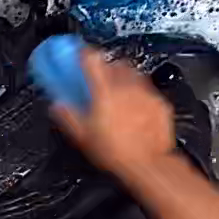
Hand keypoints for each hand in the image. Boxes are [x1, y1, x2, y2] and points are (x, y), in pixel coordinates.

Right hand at [51, 48, 176, 177]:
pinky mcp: (160, 104)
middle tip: (98, 76)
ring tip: (117, 90)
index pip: (92, 58)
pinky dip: (139, 93)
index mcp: (105, 90)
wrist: (149, 164)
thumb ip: (68, 115)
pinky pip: (148, 90)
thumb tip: (58, 106)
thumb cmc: (117, 151)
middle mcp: (126, 86)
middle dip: (105, 65)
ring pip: (133, 73)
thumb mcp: (83, 135)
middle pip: (114, 62)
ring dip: (123, 76)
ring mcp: (146, 93)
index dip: (84, 53)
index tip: (79, 54)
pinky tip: (135, 107)